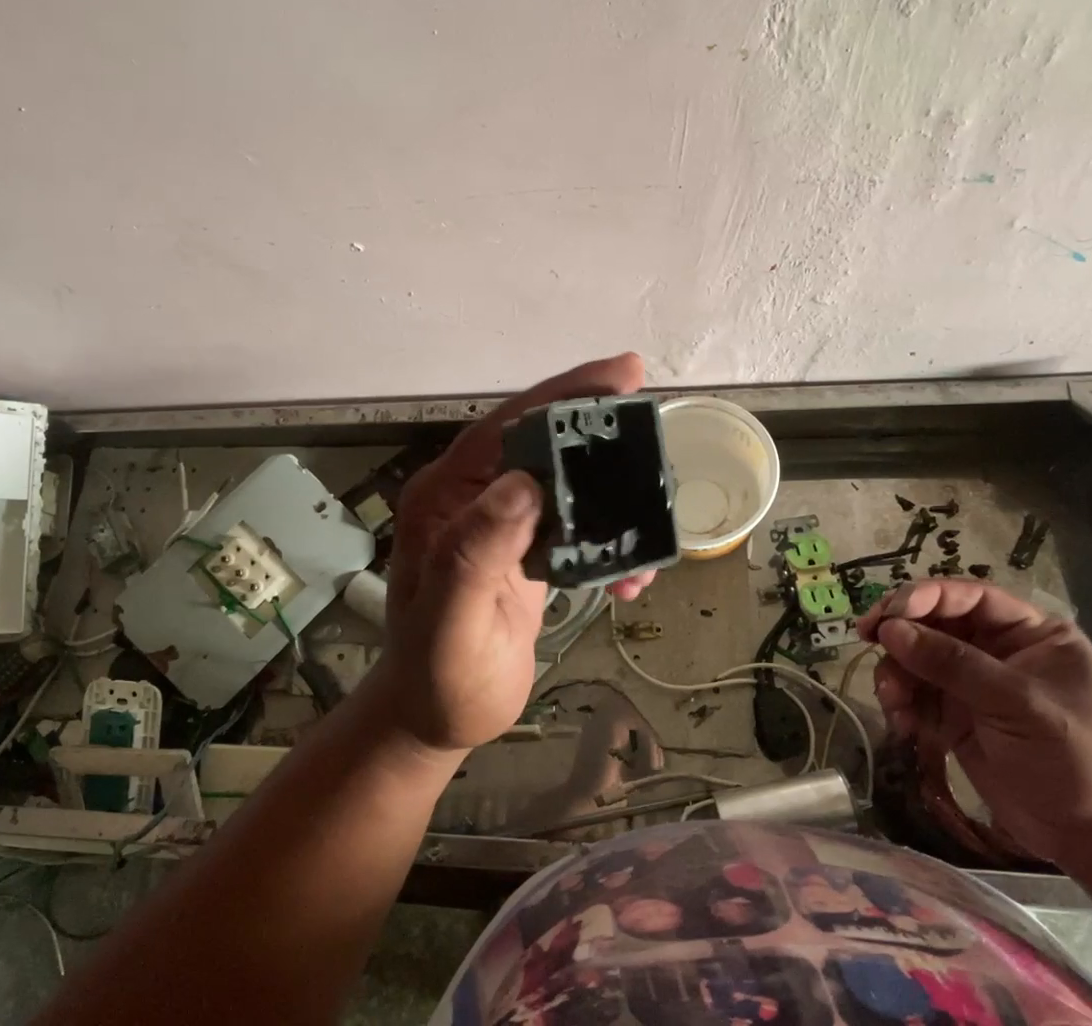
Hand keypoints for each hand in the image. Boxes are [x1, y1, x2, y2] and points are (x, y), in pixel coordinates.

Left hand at [367, 353, 658, 751]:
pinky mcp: (526, 554)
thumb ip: (475, 552)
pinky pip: (576, 529)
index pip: (507, 427)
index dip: (564, 394)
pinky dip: (608, 547)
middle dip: (601, 440)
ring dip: (613, 501)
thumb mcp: (452, 621)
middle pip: (544, 446)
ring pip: (568, 486)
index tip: (625, 373)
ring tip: (652, 521)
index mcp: (445, 497)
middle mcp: (472, 499)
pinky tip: (629, 579)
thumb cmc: (439, 678)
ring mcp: (501, 526)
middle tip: (655, 439)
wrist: (436, 719)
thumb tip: (523, 482)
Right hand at [854, 580, 1091, 863]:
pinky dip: (903, 708)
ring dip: (897, 676)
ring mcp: (976, 690)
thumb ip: (953, 664)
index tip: (886, 615)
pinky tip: (903, 727)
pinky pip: (917, 700)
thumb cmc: (1082, 757)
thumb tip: (890, 629)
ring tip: (894, 705)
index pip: (969, 597)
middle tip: (867, 640)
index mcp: (1030, 634)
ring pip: (918, 662)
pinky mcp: (958, 724)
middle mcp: (999, 654)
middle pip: (935, 625)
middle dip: (901, 634)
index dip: (925, 597)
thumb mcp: (1018, 703)